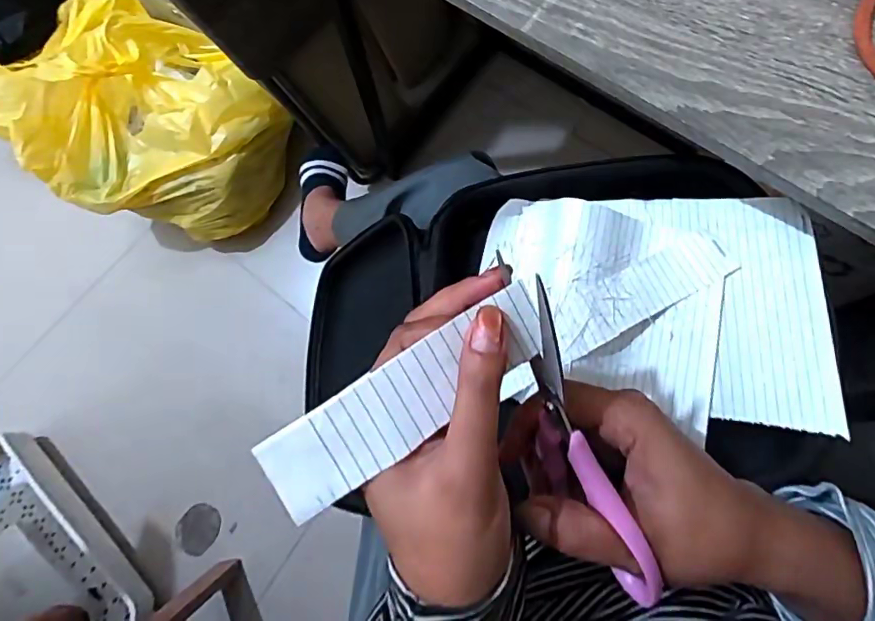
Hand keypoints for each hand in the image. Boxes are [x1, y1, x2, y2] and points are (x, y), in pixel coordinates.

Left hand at [363, 268, 513, 606]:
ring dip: (469, 328)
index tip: (485, 295)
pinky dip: (479, 358)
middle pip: (418, 343)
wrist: (464, 600)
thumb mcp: (467, 467)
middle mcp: (389, 411)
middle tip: (494, 284)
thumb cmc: (450, 546)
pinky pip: (456, 378)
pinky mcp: (440, 424)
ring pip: (437, 356)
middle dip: (456, 309)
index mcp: (376, 419)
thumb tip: (485, 326)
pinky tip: (498, 342)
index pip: (403, 347)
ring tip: (498, 301)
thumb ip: (475, 393)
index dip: (443, 314)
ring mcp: (414, 416)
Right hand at [504, 383, 770, 586]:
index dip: (525, 427)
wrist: (752, 540)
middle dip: (537, 454)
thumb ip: (576, 529)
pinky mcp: (623, 440)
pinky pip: (580, 446)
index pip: (553, 398)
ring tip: (551, 506)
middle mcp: (619, 408)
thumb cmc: (704, 534)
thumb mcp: (637, 542)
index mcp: (624, 414)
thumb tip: (521, 511)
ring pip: (565, 432)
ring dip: (551, 467)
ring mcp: (622, 423)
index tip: (506, 462)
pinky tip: (570, 504)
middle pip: (555, 414)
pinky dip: (569, 473)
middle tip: (531, 496)